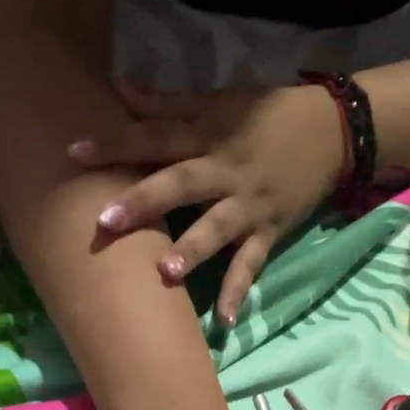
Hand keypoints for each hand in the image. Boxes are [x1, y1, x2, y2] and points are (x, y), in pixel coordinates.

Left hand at [71, 82, 343, 324]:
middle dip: (144, 203)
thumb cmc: (268, 115)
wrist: (335, 131)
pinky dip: (240, 291)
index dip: (116, 143)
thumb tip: (119, 87)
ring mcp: (248, 205)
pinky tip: (224, 322)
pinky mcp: (270, 231)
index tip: (74, 154)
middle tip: (106, 224)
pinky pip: (252, 264)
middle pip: (180, 184)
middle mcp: (224, 170)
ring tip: (164, 275)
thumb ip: (168, 103)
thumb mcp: (220, 101)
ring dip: (192, 252)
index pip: (154, 137)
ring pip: (217, 229)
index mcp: (207, 135)